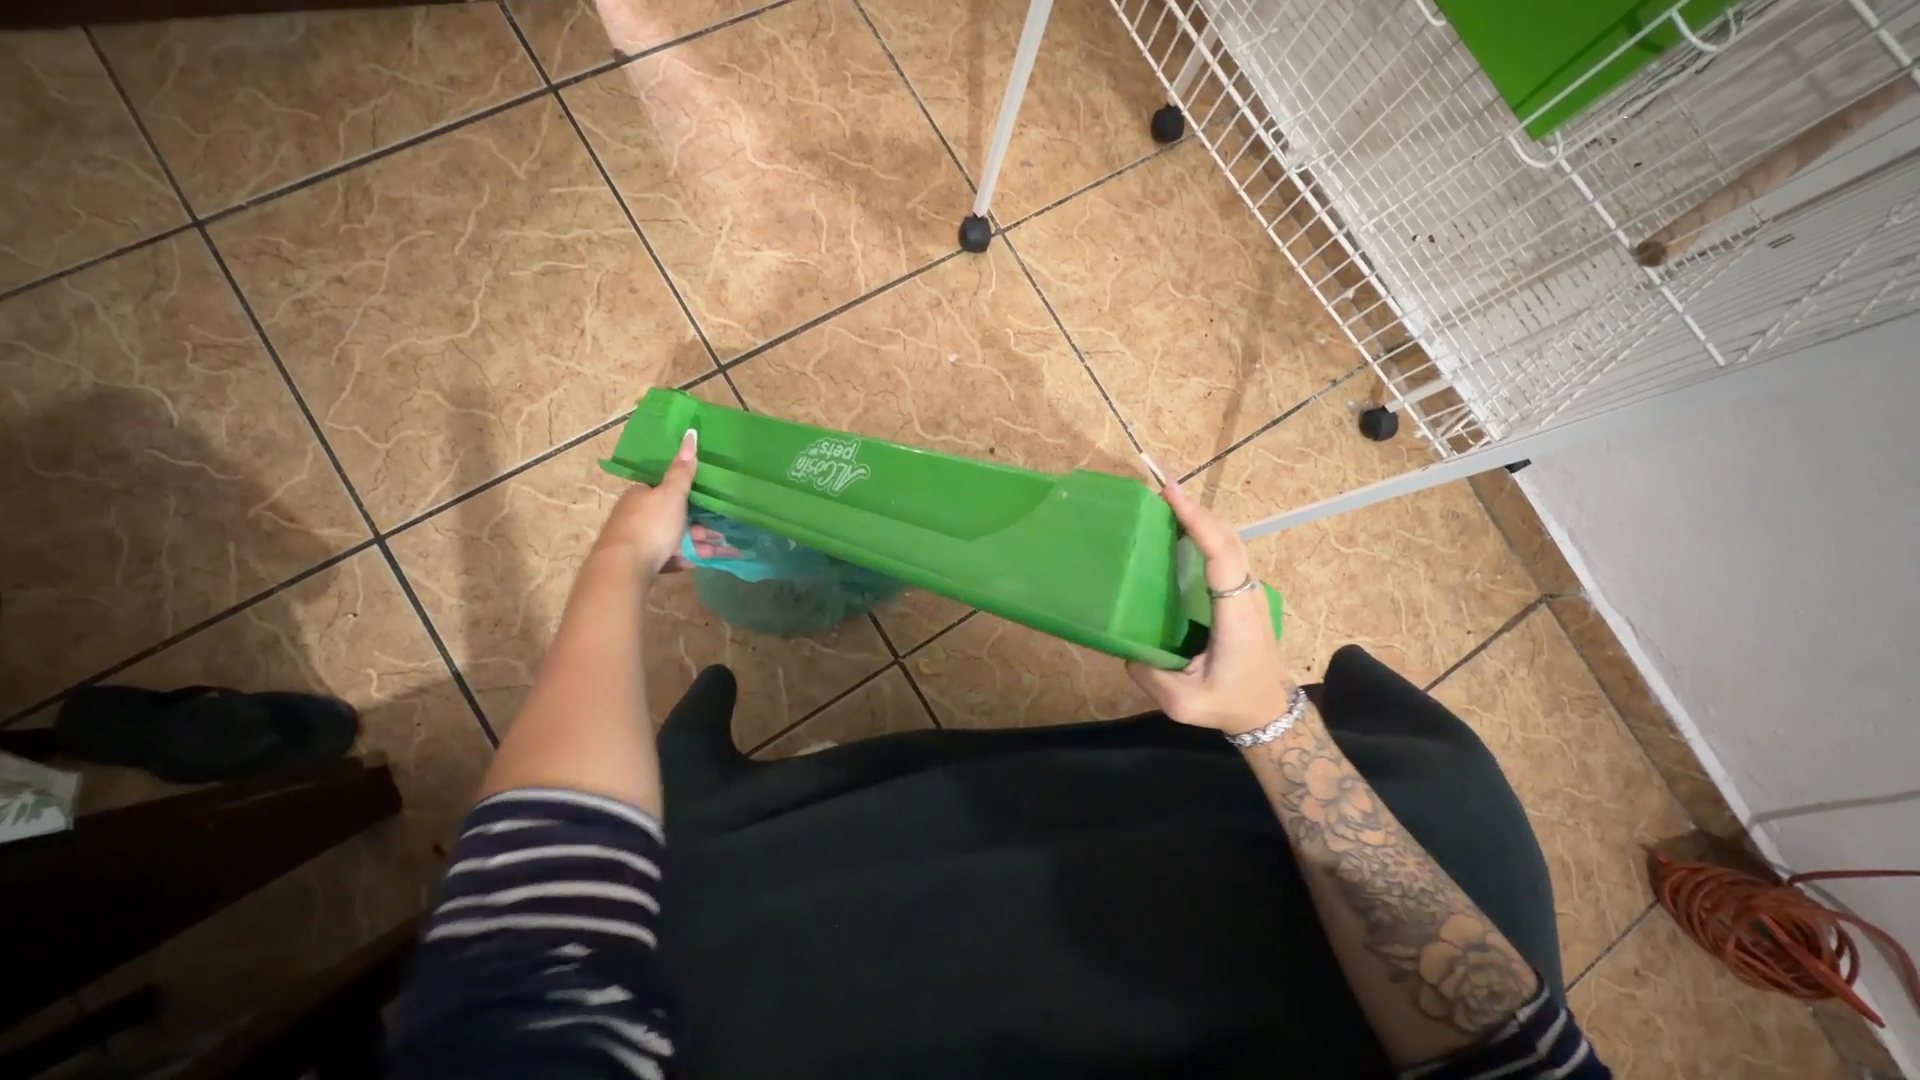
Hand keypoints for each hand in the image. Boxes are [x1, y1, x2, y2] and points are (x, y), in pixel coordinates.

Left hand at [593, 429, 737, 576]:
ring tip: (716, 550)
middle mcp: (635, 515)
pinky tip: (696, 563)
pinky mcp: (639, 563)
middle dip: (697, 524)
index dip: (687, 496)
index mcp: (640, 495)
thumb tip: (690, 433)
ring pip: (672, 538)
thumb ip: (682, 470)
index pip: (664, 489)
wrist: (623, 569)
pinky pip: (666, 557)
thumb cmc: (650, 526)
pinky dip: (683, 558)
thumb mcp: (671, 494)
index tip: (707, 503)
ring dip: (695, 543)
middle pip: (672, 516)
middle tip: (719, 531)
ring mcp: (636, 540)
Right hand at [1126, 467, 1295, 734]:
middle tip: (1161, 487)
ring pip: (1230, 543)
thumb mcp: (1183, 702)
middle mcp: (1246, 594)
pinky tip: (1183, 530)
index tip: (1171, 494)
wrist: (1270, 713)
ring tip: (1168, 502)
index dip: (1198, 522)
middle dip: (1196, 509)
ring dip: (1202, 518)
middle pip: (1228, 538)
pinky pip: (1226, 555)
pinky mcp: (1243, 596)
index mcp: (1235, 615)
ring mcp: (1249, 593)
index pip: (1220, 556)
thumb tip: (1125, 649)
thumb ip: (1149, 675)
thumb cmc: (1230, 704)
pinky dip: (1206, 534)